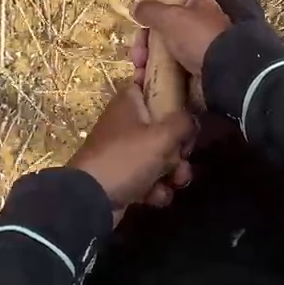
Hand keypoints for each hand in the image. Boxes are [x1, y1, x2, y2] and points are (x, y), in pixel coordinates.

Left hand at [67, 82, 195, 223]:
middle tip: (182, 157)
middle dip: (179, 147)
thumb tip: (193, 119)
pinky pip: (149, 177)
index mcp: (130, 101)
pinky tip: (155, 196)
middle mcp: (127, 122)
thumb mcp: (161, 137)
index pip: (154, 84)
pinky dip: (155, 188)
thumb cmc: (126, 158)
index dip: (174, 95)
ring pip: (160, 155)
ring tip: (174, 182)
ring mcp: (125, 150)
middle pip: (164, 125)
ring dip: (172, 171)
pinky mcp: (124, 176)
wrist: (90, 200)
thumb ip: (184, 123)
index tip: (187, 110)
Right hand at [131, 0, 230, 75]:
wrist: (222, 74)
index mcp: (198, 6)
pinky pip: (168, 74)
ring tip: (139, 72)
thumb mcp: (170, 16)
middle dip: (145, 44)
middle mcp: (198, 27)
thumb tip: (136, 7)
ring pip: (163, 54)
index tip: (140, 24)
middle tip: (138, 55)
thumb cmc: (197, 36)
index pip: (171, 3)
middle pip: (163, 31)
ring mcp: (196, 52)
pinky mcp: (193, 75)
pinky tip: (143, 82)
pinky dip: (155, 78)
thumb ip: (150, 11)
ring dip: (146, 62)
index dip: (153, 13)